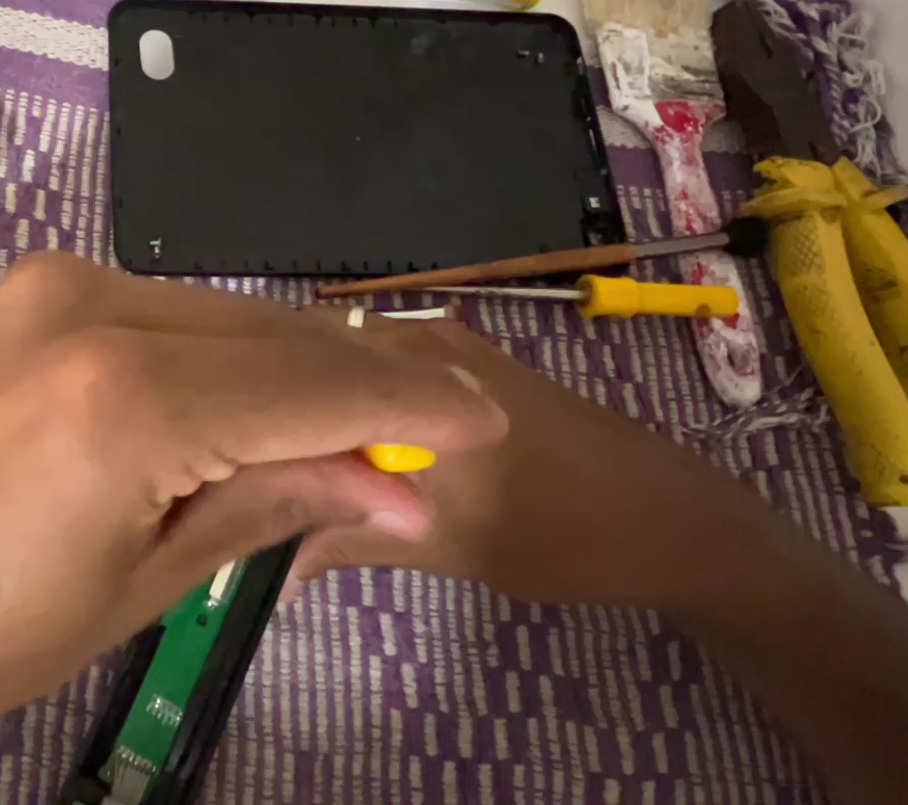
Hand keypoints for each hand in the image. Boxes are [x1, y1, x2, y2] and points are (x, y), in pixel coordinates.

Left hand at [0, 252, 506, 771]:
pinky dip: (220, 356)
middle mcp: (93, 308)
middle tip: (424, 440)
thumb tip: (397, 487)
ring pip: (220, 317)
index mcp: (125, 397)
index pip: (309, 382)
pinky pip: (162, 315)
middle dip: (355, 385)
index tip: (481, 417)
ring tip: (346, 434)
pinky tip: (247, 403)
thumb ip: (271, 505)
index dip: (406, 399)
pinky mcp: (29, 294)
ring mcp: (53, 287)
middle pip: (270, 334)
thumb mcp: (135, 588)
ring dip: (288, 369)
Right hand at [288, 319, 785, 611]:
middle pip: (315, 358)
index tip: (227, 455)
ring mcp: (442, 343)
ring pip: (346, 364)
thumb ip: (346, 544)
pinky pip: (380, 372)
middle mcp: (418, 333)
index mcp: (409, 365)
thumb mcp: (446, 546)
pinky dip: (353, 404)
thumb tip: (266, 573)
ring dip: (315, 406)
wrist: (680, 523)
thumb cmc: (563, 533)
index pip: (295, 365)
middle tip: (244, 462)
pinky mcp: (461, 362)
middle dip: (280, 407)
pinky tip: (342, 450)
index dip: (254, 408)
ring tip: (282, 458)